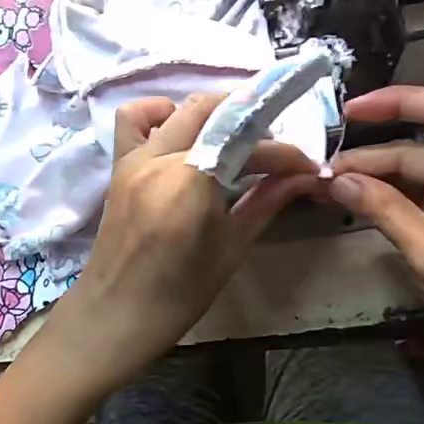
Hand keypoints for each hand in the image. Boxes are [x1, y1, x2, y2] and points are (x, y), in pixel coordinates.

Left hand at [37, 93, 317, 389]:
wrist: (115, 315)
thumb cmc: (178, 295)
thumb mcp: (230, 249)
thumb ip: (265, 203)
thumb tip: (303, 178)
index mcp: (190, 183)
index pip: (246, 145)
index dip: (284, 153)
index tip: (307, 167)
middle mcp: (159, 160)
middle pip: (211, 109)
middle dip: (250, 118)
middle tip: (271, 149)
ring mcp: (133, 159)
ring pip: (175, 108)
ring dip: (208, 111)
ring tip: (228, 137)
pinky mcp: (118, 167)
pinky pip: (133, 120)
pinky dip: (157, 114)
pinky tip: (177, 135)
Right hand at [328, 86, 423, 414]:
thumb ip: (384, 210)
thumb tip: (334, 179)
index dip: (398, 101)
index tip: (349, 111)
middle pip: (421, 149)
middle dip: (371, 156)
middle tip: (321, 173)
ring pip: (418, 178)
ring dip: (377, 182)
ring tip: (329, 190)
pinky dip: (392, 204)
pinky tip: (359, 207)